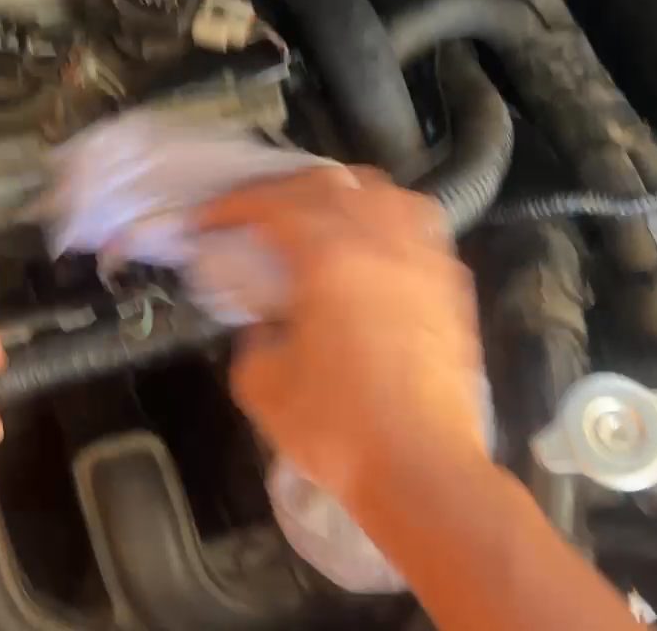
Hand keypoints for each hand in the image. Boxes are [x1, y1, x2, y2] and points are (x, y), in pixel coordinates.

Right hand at [200, 168, 487, 506]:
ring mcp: (421, 263)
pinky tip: (372, 241)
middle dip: (280, 189)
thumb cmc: (335, 427)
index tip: (206, 219)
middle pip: (326, 182)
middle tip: (253, 213)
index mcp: (327, 259)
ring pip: (382, 191)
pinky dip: (387, 217)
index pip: (271, 204)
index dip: (231, 204)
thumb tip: (264, 318)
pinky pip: (420, 225)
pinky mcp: (449, 288)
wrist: (423, 474)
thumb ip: (253, 333)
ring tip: (317, 213)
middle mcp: (378, 245)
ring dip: (340, 193)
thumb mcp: (261, 381)